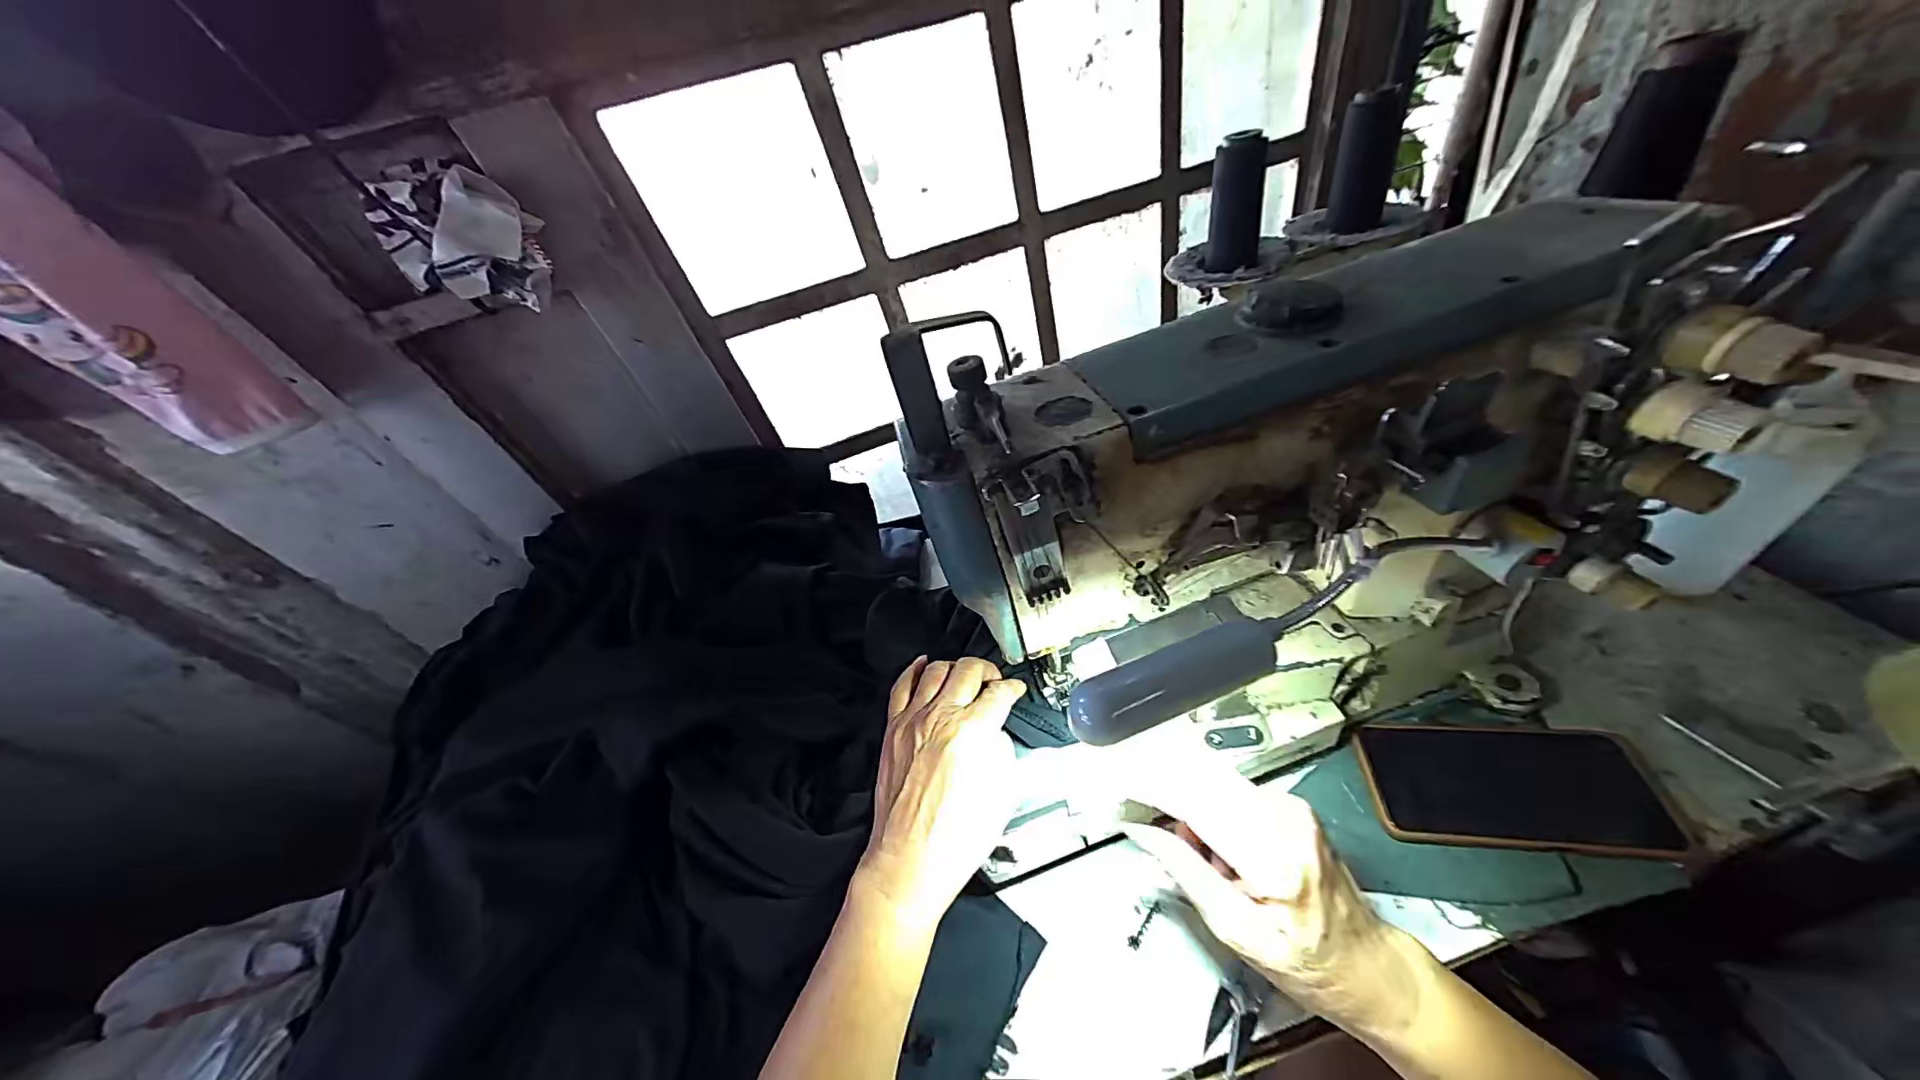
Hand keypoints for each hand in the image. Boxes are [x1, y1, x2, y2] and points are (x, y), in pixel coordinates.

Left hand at [858, 657, 1025, 928]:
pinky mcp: (893, 731)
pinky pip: (901, 686)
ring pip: (936, 670)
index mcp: (971, 733)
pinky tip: (922, 664)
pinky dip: (914, 669)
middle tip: (995, 680)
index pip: (999, 693)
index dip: (1013, 688)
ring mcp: (912, 722)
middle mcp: (940, 719)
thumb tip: (996, 734)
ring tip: (965, 673)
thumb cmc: (952, 839)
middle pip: (968, 670)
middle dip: (988, 670)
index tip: (1015, 691)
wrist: (910, 860)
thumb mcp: (1001, 794)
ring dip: (956, 667)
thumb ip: (1002, 752)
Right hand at [1120, 775, 1433, 1040]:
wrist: (1367, 962)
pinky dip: (1210, 810)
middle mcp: (1287, 819)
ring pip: (1212, 782)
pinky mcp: (1290, 804)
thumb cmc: (1310, 960)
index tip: (1117, 784)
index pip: (1195, 800)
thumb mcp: (1236, 931)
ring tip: (1196, 852)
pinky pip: (1230, 791)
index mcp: (1274, 857)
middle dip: (1163, 790)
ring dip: (1188, 805)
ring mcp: (1292, 807)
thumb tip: (1145, 831)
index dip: (1149, 786)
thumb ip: (1185, 871)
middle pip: (1201, 778)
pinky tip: (1218, 847)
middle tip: (1138, 811)